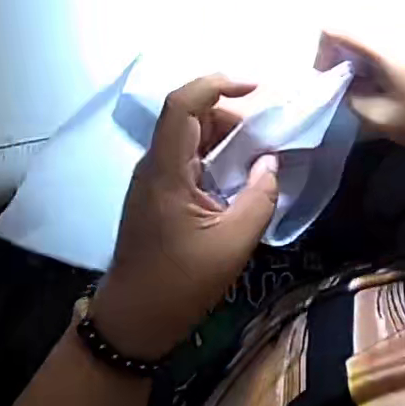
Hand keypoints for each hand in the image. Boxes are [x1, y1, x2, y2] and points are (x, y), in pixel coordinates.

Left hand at [90, 75, 280, 360]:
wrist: (134, 321)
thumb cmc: (181, 283)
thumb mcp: (234, 244)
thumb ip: (260, 196)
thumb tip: (270, 161)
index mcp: (166, 171)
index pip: (182, 105)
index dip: (217, 84)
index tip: (255, 87)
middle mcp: (154, 166)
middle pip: (190, 116)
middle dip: (232, 114)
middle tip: (269, 135)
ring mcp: (153, 179)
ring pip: (191, 137)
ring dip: (227, 137)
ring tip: (261, 155)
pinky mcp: (158, 194)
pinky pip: (189, 159)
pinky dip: (218, 157)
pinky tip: (241, 176)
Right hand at [318, 25, 404, 164]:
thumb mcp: (381, 118)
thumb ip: (351, 94)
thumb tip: (344, 79)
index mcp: (386, 43)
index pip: (335, 26)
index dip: (323, 51)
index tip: (331, 78)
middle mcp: (403, 24)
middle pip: (356, 20)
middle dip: (344, 48)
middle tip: (351, 80)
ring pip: (377, 23)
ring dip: (366, 46)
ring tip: (375, 78)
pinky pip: (398, 28)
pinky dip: (386, 45)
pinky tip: (399, 73)